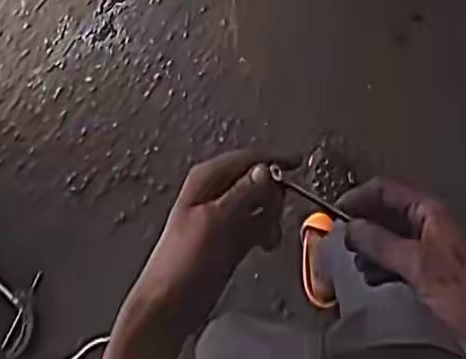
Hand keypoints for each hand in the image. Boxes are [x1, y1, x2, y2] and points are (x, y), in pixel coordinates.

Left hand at [105, 150, 286, 358]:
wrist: (168, 306)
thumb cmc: (180, 261)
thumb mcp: (213, 221)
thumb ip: (241, 194)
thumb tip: (264, 170)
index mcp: (207, 179)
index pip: (246, 158)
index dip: (273, 159)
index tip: (296, 162)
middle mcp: (217, 193)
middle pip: (256, 179)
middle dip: (271, 193)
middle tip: (275, 210)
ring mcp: (225, 216)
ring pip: (260, 202)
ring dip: (271, 215)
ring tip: (269, 232)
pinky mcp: (232, 238)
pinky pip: (258, 225)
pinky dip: (267, 231)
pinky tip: (267, 242)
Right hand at [341, 179, 465, 358]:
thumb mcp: (417, 265)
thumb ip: (381, 243)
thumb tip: (353, 227)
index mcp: (431, 210)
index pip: (387, 187)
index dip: (361, 195)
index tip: (339, 208)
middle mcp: (430, 222)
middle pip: (388, 209)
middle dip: (364, 220)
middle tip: (345, 233)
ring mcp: (430, 246)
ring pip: (391, 233)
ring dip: (371, 243)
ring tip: (357, 257)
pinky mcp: (430, 269)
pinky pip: (397, 255)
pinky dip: (381, 261)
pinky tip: (373, 274)